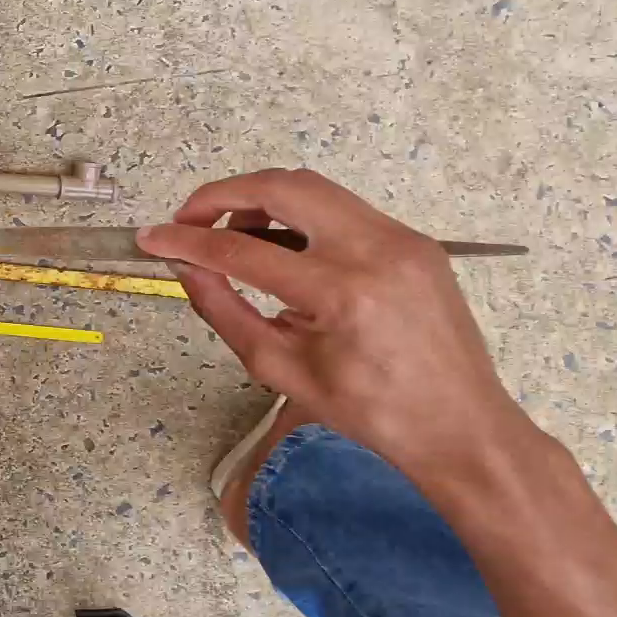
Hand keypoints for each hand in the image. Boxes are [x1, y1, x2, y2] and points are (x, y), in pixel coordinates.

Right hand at [136, 169, 536, 475]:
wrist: (466, 430)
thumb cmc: (369, 411)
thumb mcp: (278, 368)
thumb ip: (221, 308)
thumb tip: (183, 265)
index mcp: (343, 293)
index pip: (242, 250)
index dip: (186, 241)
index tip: (150, 238)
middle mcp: (377, 250)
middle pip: (280, 186)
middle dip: (219, 195)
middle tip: (187, 219)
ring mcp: (402, 238)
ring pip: (308, 186)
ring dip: (255, 198)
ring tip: (226, 231)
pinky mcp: (411, 239)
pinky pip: (335, 205)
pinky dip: (291, 211)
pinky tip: (273, 242)